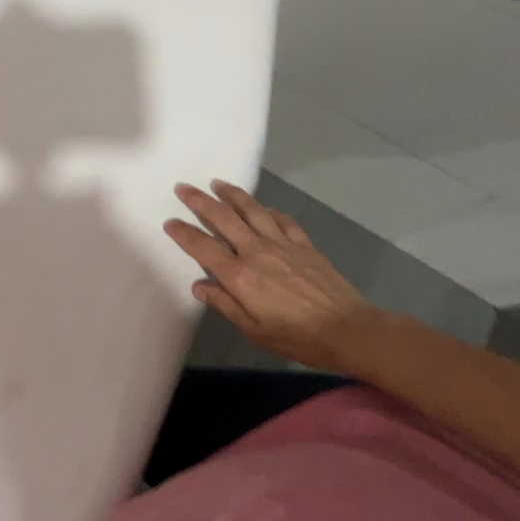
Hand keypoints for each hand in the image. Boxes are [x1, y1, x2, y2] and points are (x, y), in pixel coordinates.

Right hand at [165, 181, 382, 371]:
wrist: (349, 331)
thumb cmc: (297, 336)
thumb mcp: (253, 329)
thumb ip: (225, 304)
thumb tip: (200, 286)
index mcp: (239, 275)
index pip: (202, 246)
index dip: (183, 232)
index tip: (170, 222)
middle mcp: (256, 251)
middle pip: (223, 218)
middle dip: (200, 200)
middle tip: (184, 187)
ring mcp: (282, 244)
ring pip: (252, 210)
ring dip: (232, 195)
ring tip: (218, 184)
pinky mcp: (304, 245)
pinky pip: (282, 219)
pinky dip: (268, 209)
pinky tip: (262, 207)